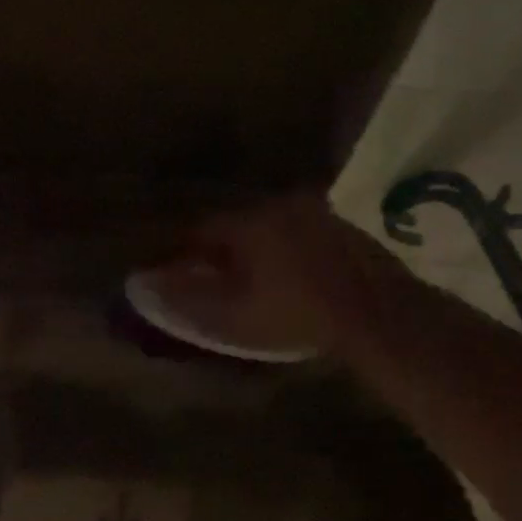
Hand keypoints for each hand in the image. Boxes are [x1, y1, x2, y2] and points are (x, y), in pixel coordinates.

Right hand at [127, 193, 421, 357]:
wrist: (377, 314)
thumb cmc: (294, 314)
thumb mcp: (229, 314)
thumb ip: (183, 297)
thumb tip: (144, 284)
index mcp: (251, 223)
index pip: (200, 230)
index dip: (178, 253)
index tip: (166, 272)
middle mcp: (283, 206)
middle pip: (235, 227)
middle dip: (215, 251)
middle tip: (203, 279)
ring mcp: (319, 213)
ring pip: (268, 229)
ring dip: (250, 251)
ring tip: (241, 281)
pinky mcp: (344, 227)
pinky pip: (296, 235)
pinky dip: (280, 252)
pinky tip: (280, 279)